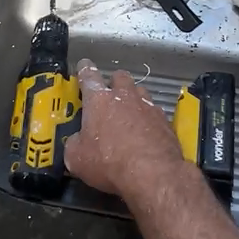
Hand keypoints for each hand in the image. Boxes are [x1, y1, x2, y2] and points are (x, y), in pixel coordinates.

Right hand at [65, 59, 191, 201]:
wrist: (153, 172)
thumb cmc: (109, 162)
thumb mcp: (77, 159)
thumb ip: (74, 145)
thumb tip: (76, 143)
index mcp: (99, 99)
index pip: (88, 75)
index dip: (84, 69)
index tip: (83, 66)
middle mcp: (124, 95)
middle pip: (119, 77)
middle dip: (113, 83)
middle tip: (109, 96)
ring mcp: (147, 105)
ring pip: (139, 91)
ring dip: (133, 99)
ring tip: (129, 115)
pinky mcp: (164, 120)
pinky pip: (154, 112)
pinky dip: (148, 119)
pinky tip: (146, 133)